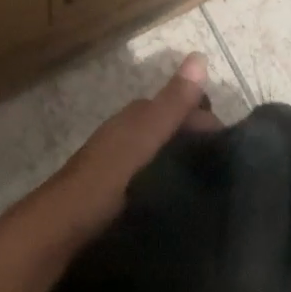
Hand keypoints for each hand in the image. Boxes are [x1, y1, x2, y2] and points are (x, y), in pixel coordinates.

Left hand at [24, 53, 223, 245]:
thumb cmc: (101, 183)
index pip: (178, 105)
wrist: (56, 234)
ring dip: (185, 165)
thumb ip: (170, 106)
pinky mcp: (117, 197)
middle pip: (170, 129)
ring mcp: (120, 168)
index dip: (206, 119)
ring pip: (162, 156)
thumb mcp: (142, 141)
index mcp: (132, 120)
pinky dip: (171, 184)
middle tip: (229, 171)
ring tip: (215, 189)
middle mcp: (126, 138)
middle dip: (199, 142)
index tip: (235, 146)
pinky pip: (154, 180)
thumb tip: (199, 57)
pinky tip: (185, 204)